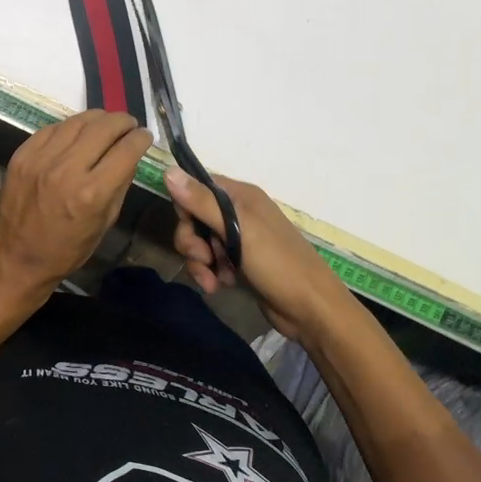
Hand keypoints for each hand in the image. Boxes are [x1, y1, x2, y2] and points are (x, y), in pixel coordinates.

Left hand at [0, 110, 153, 295]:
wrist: (17, 254)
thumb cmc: (68, 248)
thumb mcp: (105, 222)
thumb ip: (120, 184)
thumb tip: (131, 154)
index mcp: (91, 193)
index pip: (125, 151)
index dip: (140, 139)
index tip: (145, 135)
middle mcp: (66, 169)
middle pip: (101, 128)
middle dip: (121, 121)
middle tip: (129, 123)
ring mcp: (40, 158)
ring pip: (75, 122)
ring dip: (96, 118)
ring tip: (106, 122)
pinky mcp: (22, 154)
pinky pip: (52, 129)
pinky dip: (69, 127)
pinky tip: (78, 132)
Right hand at [168, 167, 354, 343]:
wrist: (313, 311)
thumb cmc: (278, 264)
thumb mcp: (238, 230)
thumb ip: (201, 201)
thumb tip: (167, 170)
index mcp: (241, 196)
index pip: (196, 187)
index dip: (185, 207)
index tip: (190, 227)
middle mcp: (239, 212)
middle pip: (194, 217)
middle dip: (191, 240)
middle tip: (202, 258)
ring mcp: (240, 238)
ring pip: (200, 241)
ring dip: (199, 261)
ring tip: (212, 280)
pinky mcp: (240, 262)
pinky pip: (211, 260)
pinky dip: (210, 272)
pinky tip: (221, 285)